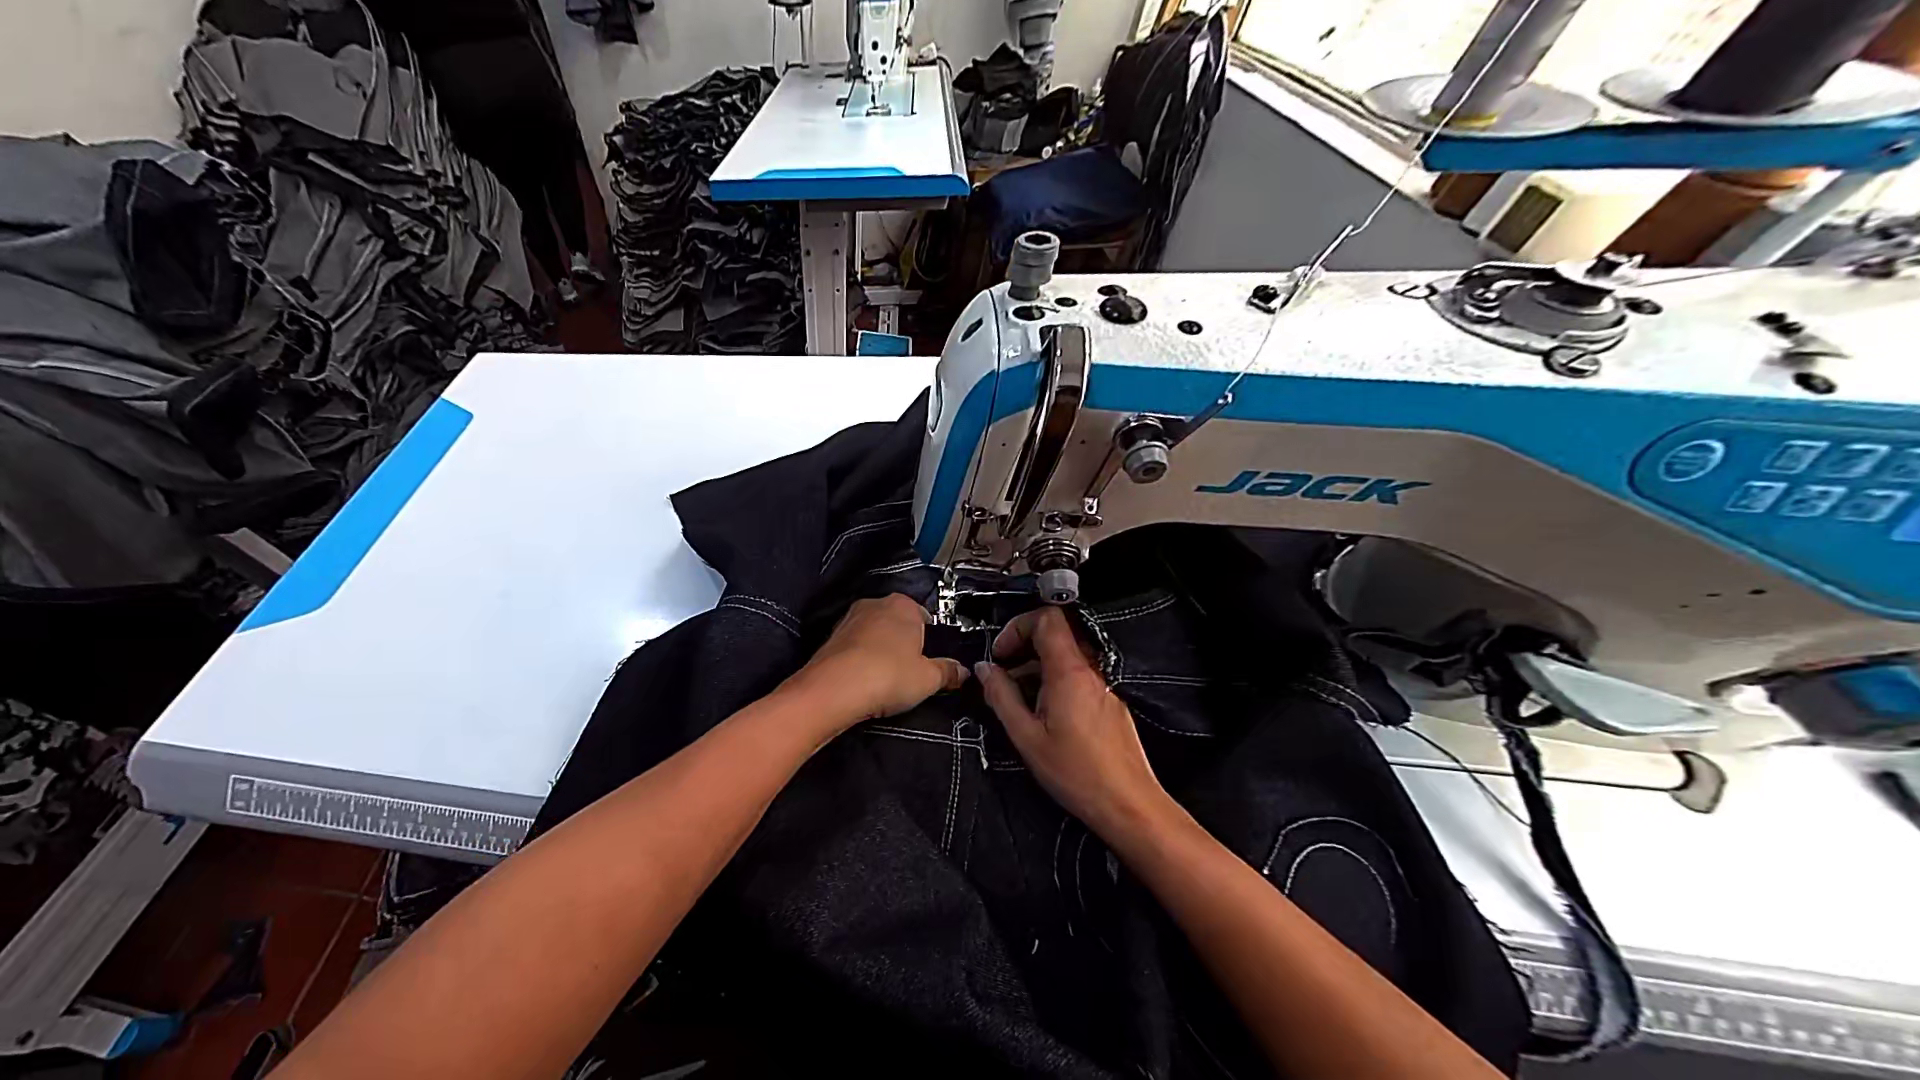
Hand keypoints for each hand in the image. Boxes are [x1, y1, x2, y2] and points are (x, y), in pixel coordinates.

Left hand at [784, 593, 970, 732]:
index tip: (931, 660)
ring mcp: (849, 619)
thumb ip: (948, 672)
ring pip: (874, 634)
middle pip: (898, 623)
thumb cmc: (888, 675)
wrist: (833, 689)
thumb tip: (962, 672)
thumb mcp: (929, 679)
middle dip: (904, 643)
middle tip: (911, 671)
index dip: (930, 639)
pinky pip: (854, 647)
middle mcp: (875, 604)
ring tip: (886, 680)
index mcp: (903, 604)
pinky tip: (865, 681)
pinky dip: (861, 660)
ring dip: (880, 651)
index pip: (925, 617)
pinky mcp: (830, 638)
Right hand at [975, 607, 1173, 837]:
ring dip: (1036, 667)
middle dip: (1022, 647)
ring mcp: (1102, 685)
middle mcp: (1090, 671)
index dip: (1017, 627)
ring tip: (1018, 698)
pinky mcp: (1108, 701)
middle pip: (1054, 634)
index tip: (1000, 653)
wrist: (1127, 803)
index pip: (1046, 618)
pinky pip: (1077, 676)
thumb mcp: (1026, 737)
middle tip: (1003, 672)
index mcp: (1069, 672)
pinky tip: (1042, 713)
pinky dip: (1054, 682)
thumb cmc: (1079, 775)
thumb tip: (984, 670)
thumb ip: (1001, 696)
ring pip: (1064, 656)